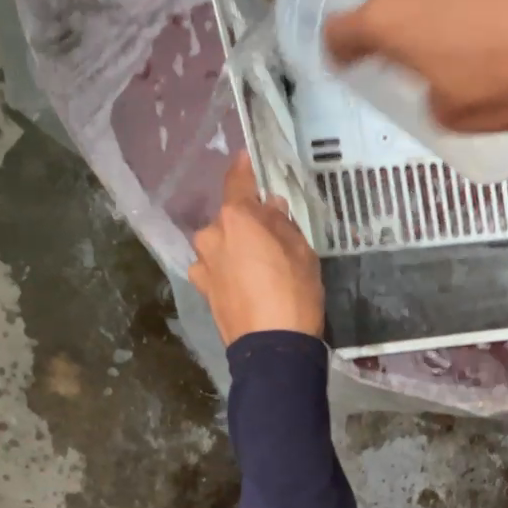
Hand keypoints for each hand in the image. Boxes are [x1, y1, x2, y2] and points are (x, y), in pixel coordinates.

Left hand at [188, 154, 323, 344]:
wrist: (273, 348)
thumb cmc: (295, 295)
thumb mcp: (304, 255)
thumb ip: (284, 226)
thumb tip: (272, 208)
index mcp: (238, 217)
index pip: (238, 182)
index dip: (245, 169)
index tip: (247, 159)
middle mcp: (212, 233)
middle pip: (231, 218)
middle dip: (248, 223)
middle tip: (271, 237)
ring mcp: (204, 263)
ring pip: (221, 245)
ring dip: (236, 249)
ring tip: (258, 267)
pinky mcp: (203, 290)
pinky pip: (215, 269)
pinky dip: (227, 271)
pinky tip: (244, 285)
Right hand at [325, 0, 507, 131]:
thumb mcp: (459, 118)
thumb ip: (432, 99)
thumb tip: (438, 90)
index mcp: (389, 25)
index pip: (339, 35)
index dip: (341, 53)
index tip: (345, 59)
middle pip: (387, 6)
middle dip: (401, 31)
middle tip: (425, 57)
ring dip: (440, 15)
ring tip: (475, 40)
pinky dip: (477, 9)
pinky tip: (498, 19)